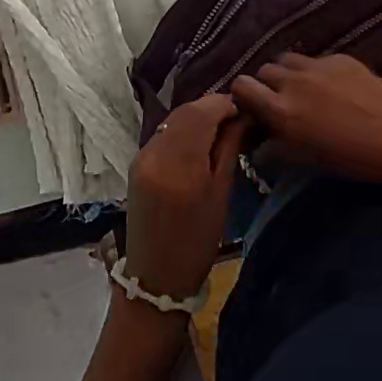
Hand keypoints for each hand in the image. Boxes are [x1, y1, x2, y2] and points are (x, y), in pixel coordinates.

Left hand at [125, 95, 245, 304]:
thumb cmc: (198, 240)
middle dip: (212, 108)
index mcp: (179, 164)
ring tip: (221, 129)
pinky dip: (183, 130)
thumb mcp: (222, 193)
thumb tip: (240, 116)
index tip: (245, 110)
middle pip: (185, 112)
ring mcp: (141, 157)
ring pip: (173, 120)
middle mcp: (154, 154)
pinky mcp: (136, 163)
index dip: (224, 104)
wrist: (156, 275)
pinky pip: (163, 134)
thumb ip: (229, 148)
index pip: (202, 112)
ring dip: (197, 117)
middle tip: (237, 118)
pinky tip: (199, 141)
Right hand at [231, 54, 381, 182]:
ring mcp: (318, 66)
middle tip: (282, 102)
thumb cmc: (350, 157)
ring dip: (289, 73)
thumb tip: (260, 142)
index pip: (241, 86)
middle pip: (264, 70)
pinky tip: (333, 87)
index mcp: (281, 110)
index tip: (255, 109)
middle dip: (267, 85)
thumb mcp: (305, 160)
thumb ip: (276, 146)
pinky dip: (315, 71)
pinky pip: (315, 59)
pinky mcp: (340, 58)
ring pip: (288, 59)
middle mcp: (294, 82)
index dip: (244, 96)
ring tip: (304, 90)